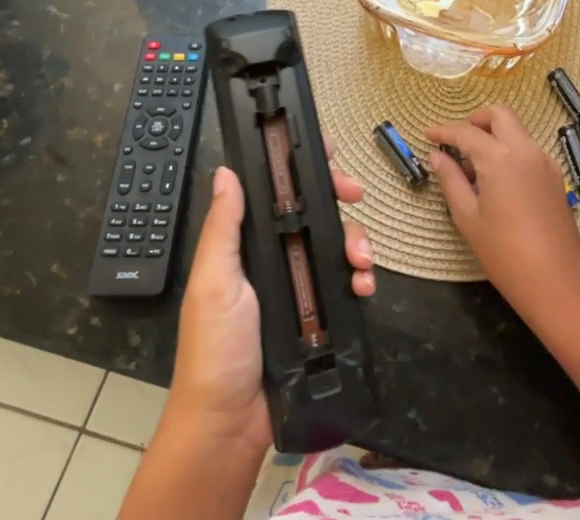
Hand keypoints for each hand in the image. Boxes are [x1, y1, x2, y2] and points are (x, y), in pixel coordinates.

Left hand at [165, 150, 373, 455]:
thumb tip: (227, 173)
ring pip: (337, 245)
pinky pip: (347, 283)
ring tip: (363, 258)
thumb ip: (224, 229)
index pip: (276, 196)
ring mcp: (300, 286)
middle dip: (340, 199)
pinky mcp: (320, 313)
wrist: (233, 422)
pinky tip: (365, 285)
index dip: (302, 172)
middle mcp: (275, 259)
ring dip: (357, 240)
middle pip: (315, 214)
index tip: (328, 157)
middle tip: (357, 194)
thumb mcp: (214, 284)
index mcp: (246, 246)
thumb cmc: (215, 349)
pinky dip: (362, 278)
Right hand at [428, 104, 579, 320]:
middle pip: (499, 115)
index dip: (444, 131)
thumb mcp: (468, 217)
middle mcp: (525, 149)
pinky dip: (508, 150)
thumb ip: (450, 180)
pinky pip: (527, 149)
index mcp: (500, 157)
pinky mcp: (555, 176)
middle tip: (455, 141)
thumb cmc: (505, 253)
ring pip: (516, 130)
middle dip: (474, 121)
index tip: (428, 135)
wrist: (557, 280)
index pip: (467, 132)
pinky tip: (495, 179)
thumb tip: (437, 157)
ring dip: (493, 135)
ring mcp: (544, 161)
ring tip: (471, 166)